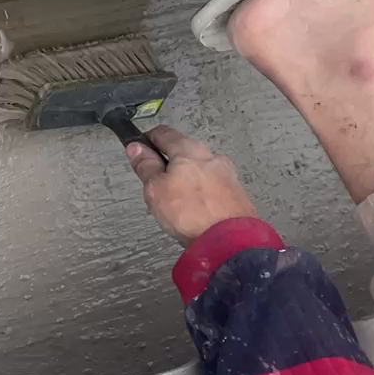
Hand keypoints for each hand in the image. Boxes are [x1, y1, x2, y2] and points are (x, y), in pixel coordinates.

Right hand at [125, 125, 258, 244]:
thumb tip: (136, 148)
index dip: (146, 139)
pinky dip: (200, 191)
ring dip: (185, 177)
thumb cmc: (191, 213)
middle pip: (184, 150)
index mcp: (189, 149)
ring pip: (199, 169)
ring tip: (174, 200)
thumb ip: (146, 165)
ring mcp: (227, 174)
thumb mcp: (155, 188)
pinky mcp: (236, 193)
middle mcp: (212, 156)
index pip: (163, 133)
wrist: (229, 241)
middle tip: (154, 180)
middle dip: (168, 161)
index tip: (138, 149)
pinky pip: (212, 185)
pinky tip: (193, 208)